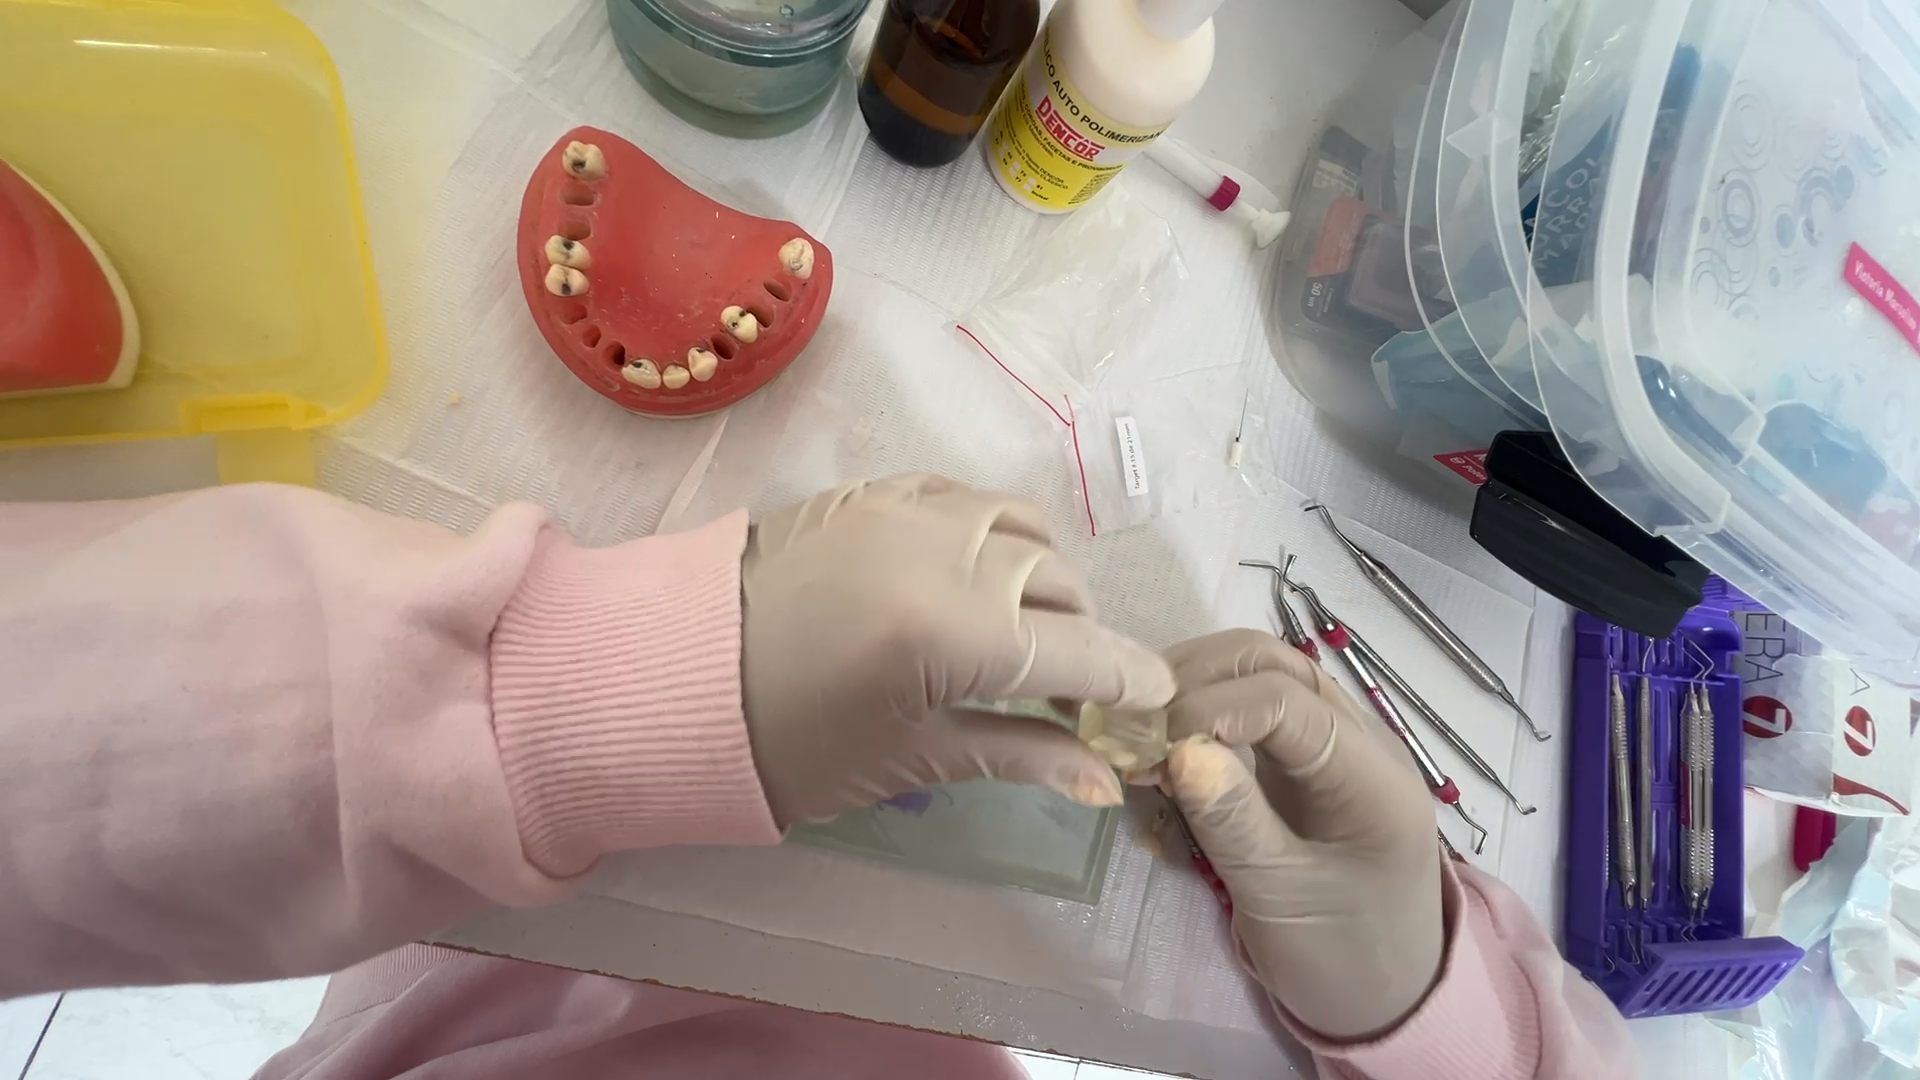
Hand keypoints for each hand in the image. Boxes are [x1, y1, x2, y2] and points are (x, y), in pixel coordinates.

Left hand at [740, 474, 1174, 827]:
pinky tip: (975, 568)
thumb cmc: (792, 743)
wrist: (681, 678)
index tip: (1155, 695)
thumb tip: (1108, 780)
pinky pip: (965, 495)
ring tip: (1020, 620)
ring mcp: (905, 506)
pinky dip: (992, 532)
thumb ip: (1021, 756)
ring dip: (1042, 574)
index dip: (1127, 677)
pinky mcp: (875, 489)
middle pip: (1058, 582)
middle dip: (1078, 636)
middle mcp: (942, 550)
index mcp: (949, 632)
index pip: (1076, 652)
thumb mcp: (913, 759)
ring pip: (1023, 524)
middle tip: (1062, 682)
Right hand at [1163, 629, 1443, 1041]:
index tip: (1150, 746)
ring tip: (1143, 725)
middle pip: (1271, 661)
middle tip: (1137, 720)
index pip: (1285, 698)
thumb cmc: (1340, 954)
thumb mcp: (1280, 898)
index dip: (1209, 708)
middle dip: (1196, 676)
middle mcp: (1358, 735)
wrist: (1382, 992)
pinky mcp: (1300, 748)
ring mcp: (1329, 735)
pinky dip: (1199, 702)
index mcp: (1373, 776)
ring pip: (1256, 667)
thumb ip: (1232, 819)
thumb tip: (1176, 746)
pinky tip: (1164, 735)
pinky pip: (1248, 698)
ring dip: (1193, 682)